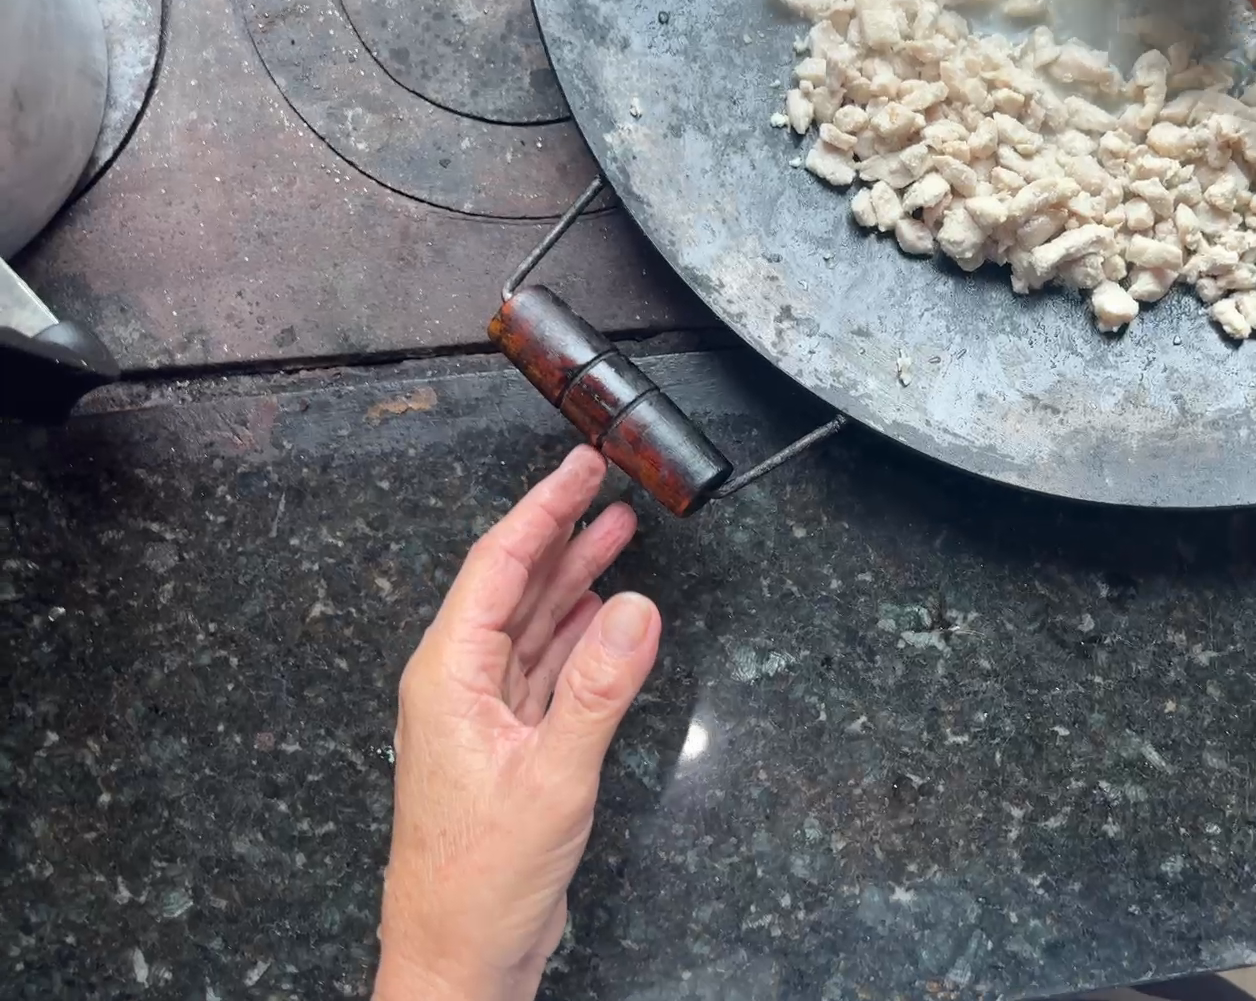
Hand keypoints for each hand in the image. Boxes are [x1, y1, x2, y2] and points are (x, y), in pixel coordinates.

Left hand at [374, 447, 659, 1000]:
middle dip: (561, 526)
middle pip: (517, 580)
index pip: (499, 566)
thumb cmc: (484, 875)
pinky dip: (583, 624)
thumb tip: (638, 607)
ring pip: (538, 615)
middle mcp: (466, 678)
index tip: (580, 468)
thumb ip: (599, 689)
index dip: (542, 509)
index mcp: (451, 675)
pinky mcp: (520, 729)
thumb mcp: (552, 777)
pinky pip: (554, 656)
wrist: (464, 954)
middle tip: (603, 480)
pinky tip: (606, 605)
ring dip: (577, 571)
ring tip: (617, 527)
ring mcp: (493, 704)